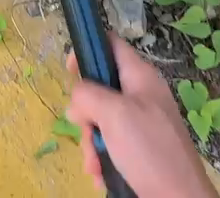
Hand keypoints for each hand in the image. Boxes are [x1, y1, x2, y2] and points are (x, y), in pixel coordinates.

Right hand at [68, 37, 216, 196]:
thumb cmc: (149, 150)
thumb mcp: (113, 113)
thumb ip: (86, 95)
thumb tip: (76, 103)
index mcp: (140, 76)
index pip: (109, 43)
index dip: (87, 49)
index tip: (70, 72)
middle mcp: (141, 95)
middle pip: (100, 88)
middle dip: (86, 113)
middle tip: (85, 131)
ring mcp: (143, 124)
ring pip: (102, 120)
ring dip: (91, 142)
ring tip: (95, 164)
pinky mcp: (142, 150)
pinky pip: (112, 144)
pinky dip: (103, 158)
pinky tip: (102, 175)